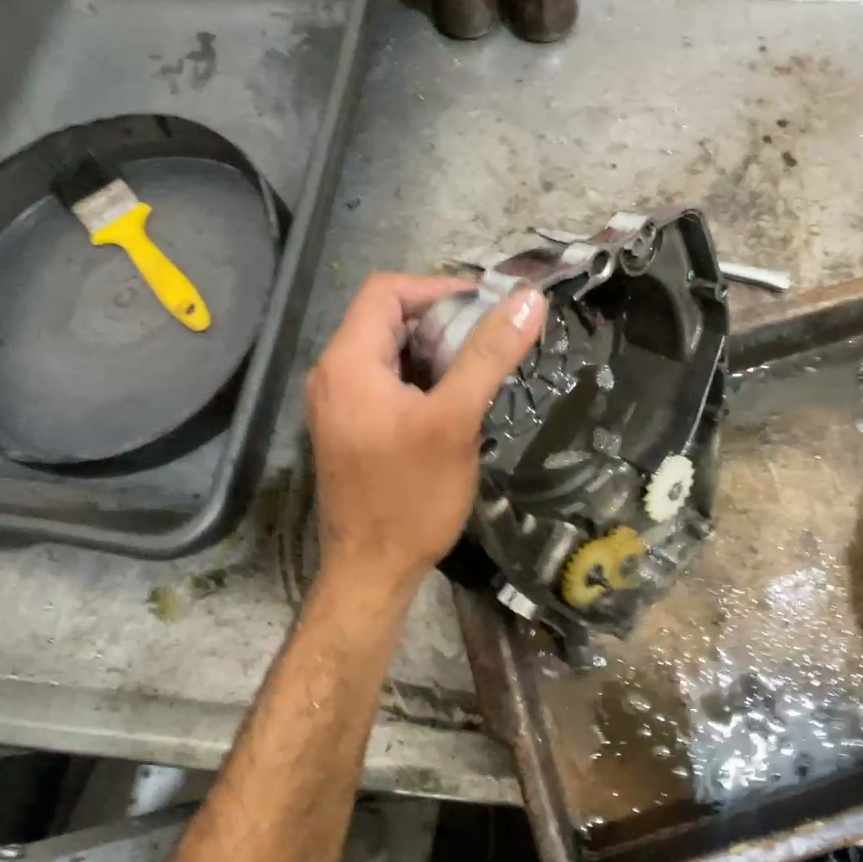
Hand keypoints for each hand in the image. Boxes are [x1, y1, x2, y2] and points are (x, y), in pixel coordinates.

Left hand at [305, 273, 544, 593]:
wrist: (371, 573)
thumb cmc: (410, 497)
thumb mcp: (455, 420)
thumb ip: (489, 354)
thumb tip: (528, 300)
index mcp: (348, 361)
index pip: (388, 290)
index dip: (440, 288)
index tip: (487, 308)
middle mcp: (334, 374)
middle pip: (389, 319)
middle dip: (443, 323)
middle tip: (490, 344)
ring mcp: (339, 404)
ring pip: (391, 353)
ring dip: (436, 353)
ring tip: (480, 373)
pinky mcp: (351, 428)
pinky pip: (387, 383)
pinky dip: (423, 380)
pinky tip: (456, 404)